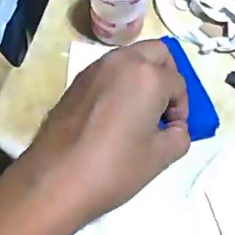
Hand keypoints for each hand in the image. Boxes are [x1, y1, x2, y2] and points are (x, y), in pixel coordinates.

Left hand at [15, 39, 191, 229]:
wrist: (53, 181)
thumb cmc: (114, 168)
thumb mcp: (160, 157)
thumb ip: (179, 135)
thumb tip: (174, 127)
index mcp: (148, 75)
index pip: (178, 83)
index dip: (181, 108)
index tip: (172, 130)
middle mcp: (122, 61)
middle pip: (157, 53)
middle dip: (166, 76)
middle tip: (162, 108)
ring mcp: (95, 68)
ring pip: (130, 58)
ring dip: (143, 76)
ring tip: (138, 112)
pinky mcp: (76, 81)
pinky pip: (109, 72)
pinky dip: (120, 83)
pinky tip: (113, 116)